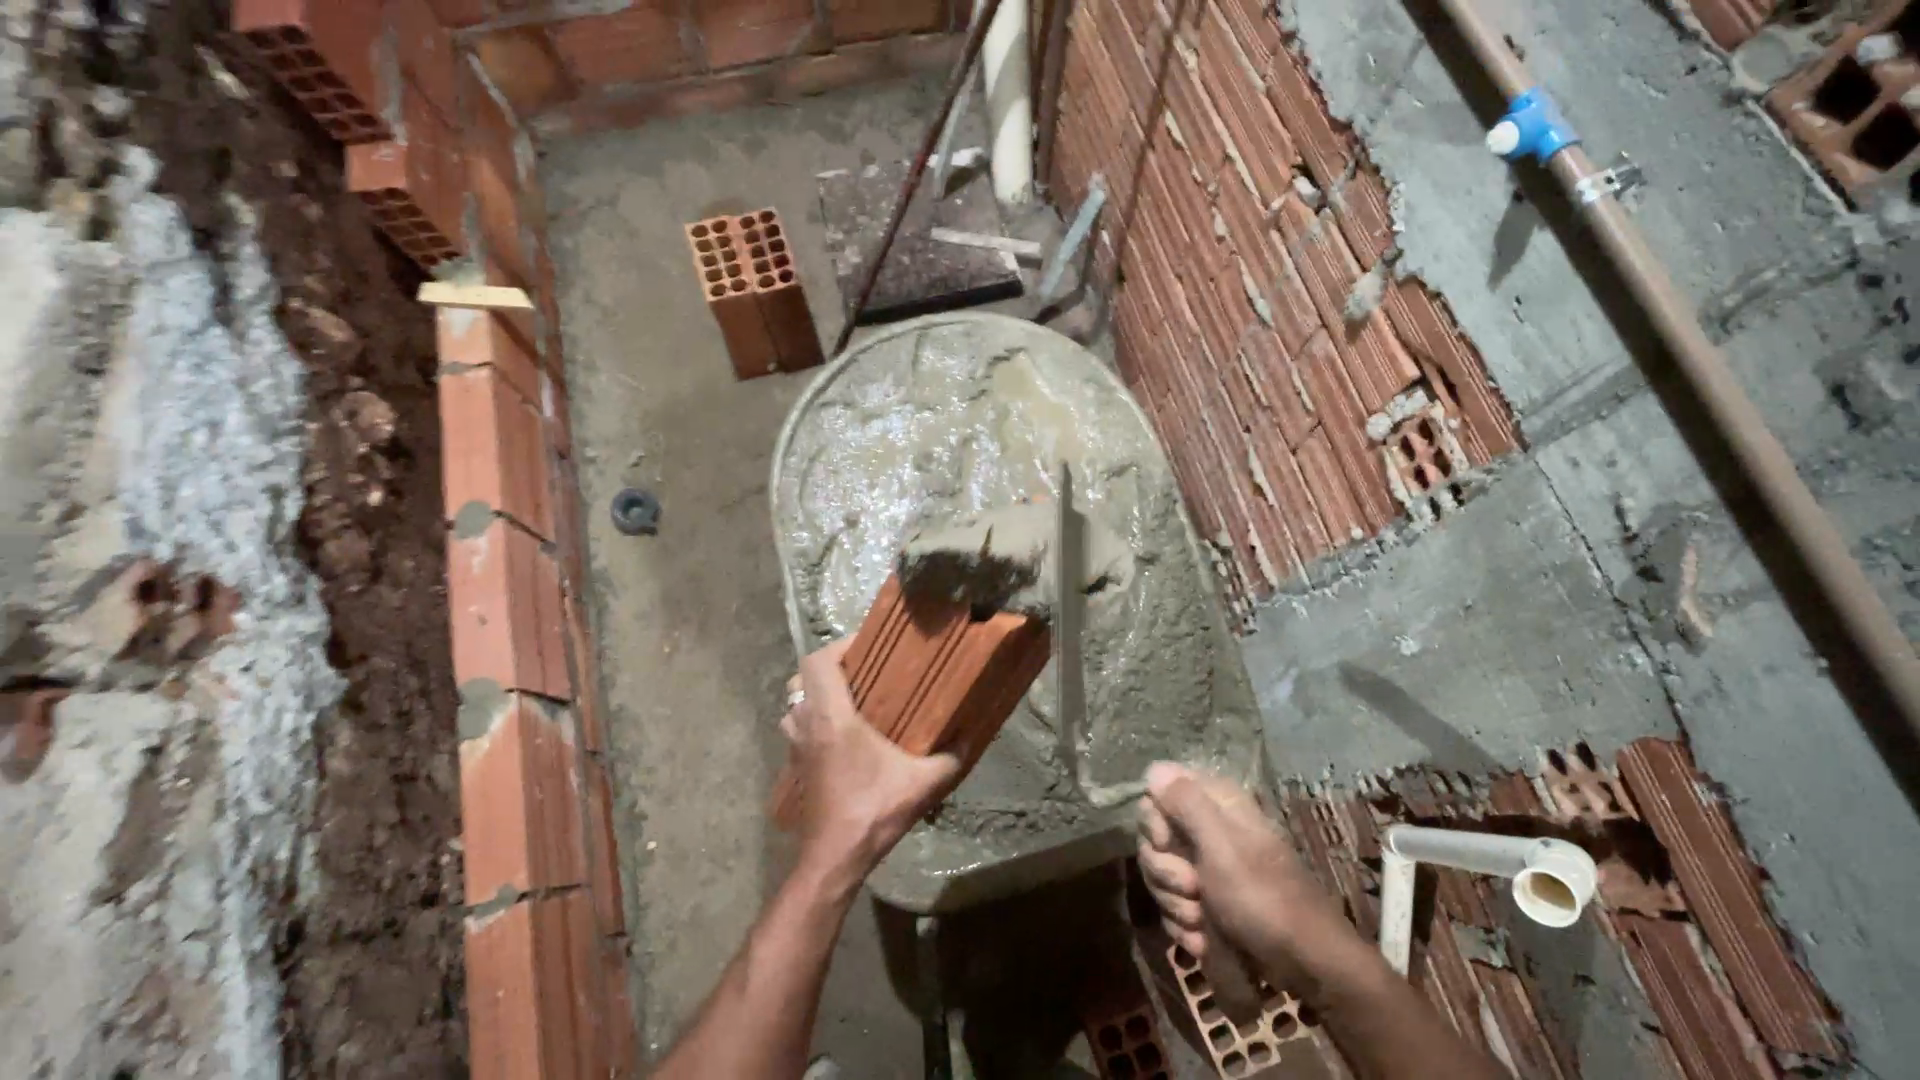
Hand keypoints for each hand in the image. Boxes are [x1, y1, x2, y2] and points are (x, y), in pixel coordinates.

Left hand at [781, 638, 962, 881]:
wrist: (835, 857)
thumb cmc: (874, 811)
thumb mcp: (924, 783)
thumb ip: (952, 757)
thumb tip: (974, 735)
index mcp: (831, 717)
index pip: (818, 662)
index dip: (838, 646)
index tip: (867, 646)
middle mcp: (807, 725)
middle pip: (801, 678)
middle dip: (827, 668)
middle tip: (861, 671)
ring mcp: (796, 747)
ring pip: (794, 703)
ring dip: (816, 694)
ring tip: (850, 698)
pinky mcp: (795, 766)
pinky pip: (797, 727)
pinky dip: (813, 719)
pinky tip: (842, 734)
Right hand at [1136, 763, 1355, 980]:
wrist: (1303, 962)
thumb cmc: (1263, 898)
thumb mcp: (1221, 846)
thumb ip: (1186, 803)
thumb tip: (1155, 769)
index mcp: (1217, 805)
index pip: (1160, 790)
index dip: (1154, 818)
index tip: (1166, 843)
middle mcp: (1209, 830)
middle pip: (1154, 837)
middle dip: (1164, 870)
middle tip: (1192, 888)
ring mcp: (1207, 868)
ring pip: (1161, 874)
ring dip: (1175, 903)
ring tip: (1200, 920)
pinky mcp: (1206, 902)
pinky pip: (1173, 906)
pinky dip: (1184, 925)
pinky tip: (1202, 940)